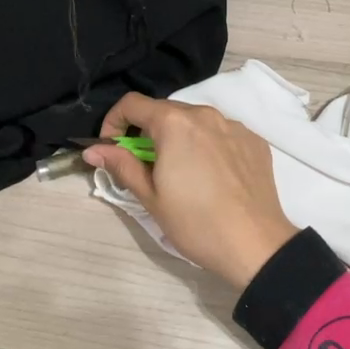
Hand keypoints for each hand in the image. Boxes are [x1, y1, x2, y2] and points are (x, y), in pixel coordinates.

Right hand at [83, 92, 299, 288]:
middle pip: (165, 111)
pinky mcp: (254, 141)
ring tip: (180, 173)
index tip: (112, 148)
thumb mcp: (151, 197)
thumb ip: (122, 165)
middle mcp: (205, 114)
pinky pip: (221, 134)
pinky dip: (207, 146)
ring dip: (179, 138)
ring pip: (195, 122)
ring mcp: (234, 126)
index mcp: (174, 124)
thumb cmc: (195, 223)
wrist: (256, 244)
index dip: (114, 122)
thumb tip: (94, 150)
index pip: (133, 104)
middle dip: (147, 132)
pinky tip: (211, 177)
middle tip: (144, 166)